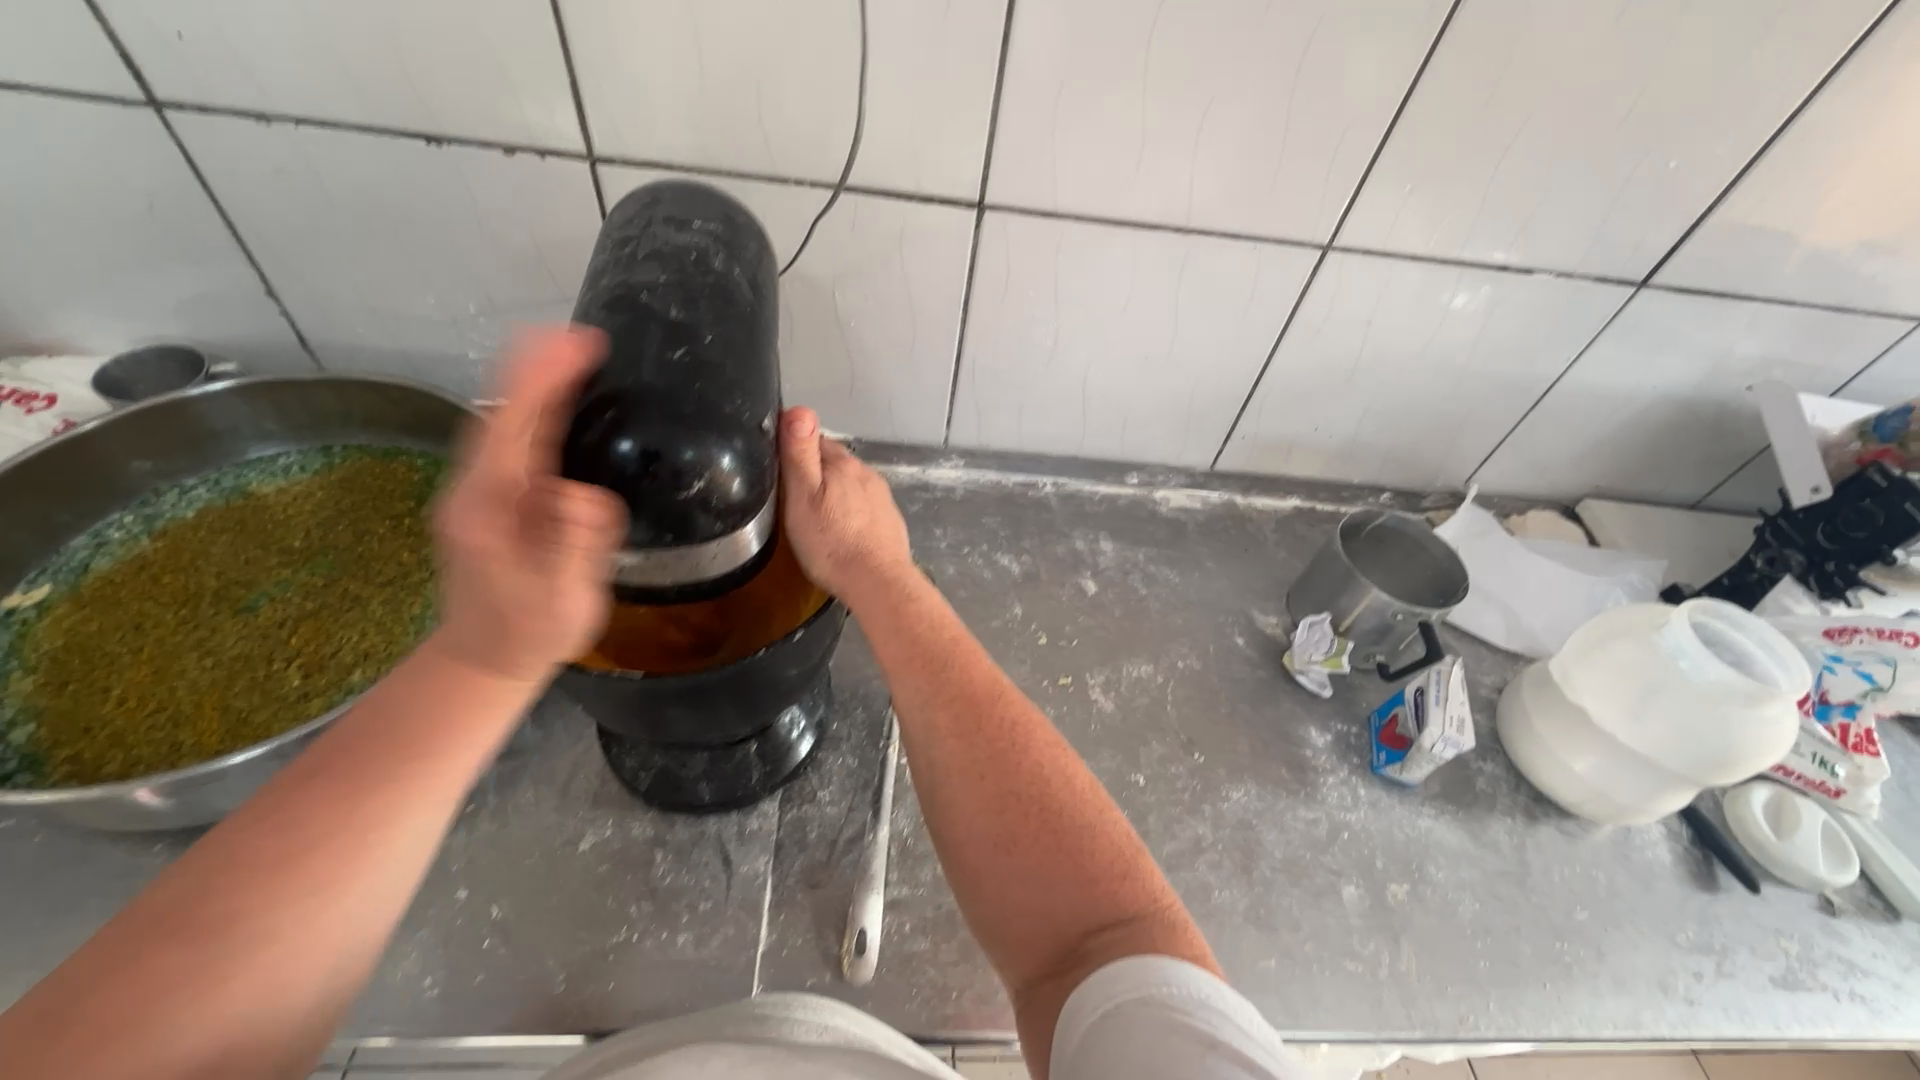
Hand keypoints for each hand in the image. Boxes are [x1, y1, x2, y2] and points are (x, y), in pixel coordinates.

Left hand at [431, 327, 627, 682]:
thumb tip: (581, 494)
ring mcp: (483, 490)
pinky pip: (517, 439)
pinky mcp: (497, 498)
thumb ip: (570, 548)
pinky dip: (538, 407)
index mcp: (488, 506)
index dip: (544, 380)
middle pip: (505, 411)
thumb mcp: (557, 602)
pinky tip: (563, 398)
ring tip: (580, 355)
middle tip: (587, 339)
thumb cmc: (526, 634)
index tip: (580, 346)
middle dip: (540, 367)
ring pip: (507, 420)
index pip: (514, 427)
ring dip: (539, 382)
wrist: (485, 656)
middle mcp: (478, 487)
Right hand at [779, 407, 914, 607]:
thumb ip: (800, 453)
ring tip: (815, 518)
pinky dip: (850, 513)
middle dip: (814, 473)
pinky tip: (841, 532)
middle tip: (792, 499)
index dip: (793, 451)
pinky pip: (863, 507)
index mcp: (842, 463)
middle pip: (833, 462)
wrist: (877, 582)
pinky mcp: (888, 519)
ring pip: (850, 485)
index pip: (813, 440)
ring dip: (833, 494)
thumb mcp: (803, 496)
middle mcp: (866, 473)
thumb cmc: (832, 543)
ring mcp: (881, 497)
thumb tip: (798, 409)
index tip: (778, 470)